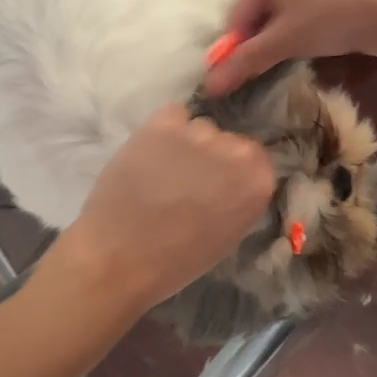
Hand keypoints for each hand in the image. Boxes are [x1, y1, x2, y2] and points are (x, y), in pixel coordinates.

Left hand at [56, 105, 275, 311]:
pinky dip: (163, 131)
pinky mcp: (164, 122)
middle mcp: (236, 148)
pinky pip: (172, 115)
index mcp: (258, 179)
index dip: (232, 169)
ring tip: (162, 170)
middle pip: (227, 139)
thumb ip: (239, 197)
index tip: (216, 184)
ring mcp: (199, 132)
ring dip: (185, 144)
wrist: (118, 259)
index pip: (254, 157)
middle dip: (211, 155)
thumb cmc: (176, 261)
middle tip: (188, 179)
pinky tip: (150, 155)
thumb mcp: (228, 234)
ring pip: (198, 127)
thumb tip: (230, 180)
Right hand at [203, 0, 376, 95]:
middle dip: (259, 42)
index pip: (236, 16)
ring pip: (281, 15)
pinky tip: (313, 46)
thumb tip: (208, 85)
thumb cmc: (329, 18)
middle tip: (269, 68)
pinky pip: (302, 12)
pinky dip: (301, 31)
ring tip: (292, 59)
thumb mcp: (283, 41)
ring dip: (281, 39)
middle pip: (257, 13)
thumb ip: (245, 61)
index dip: (235, 48)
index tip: (243, 76)